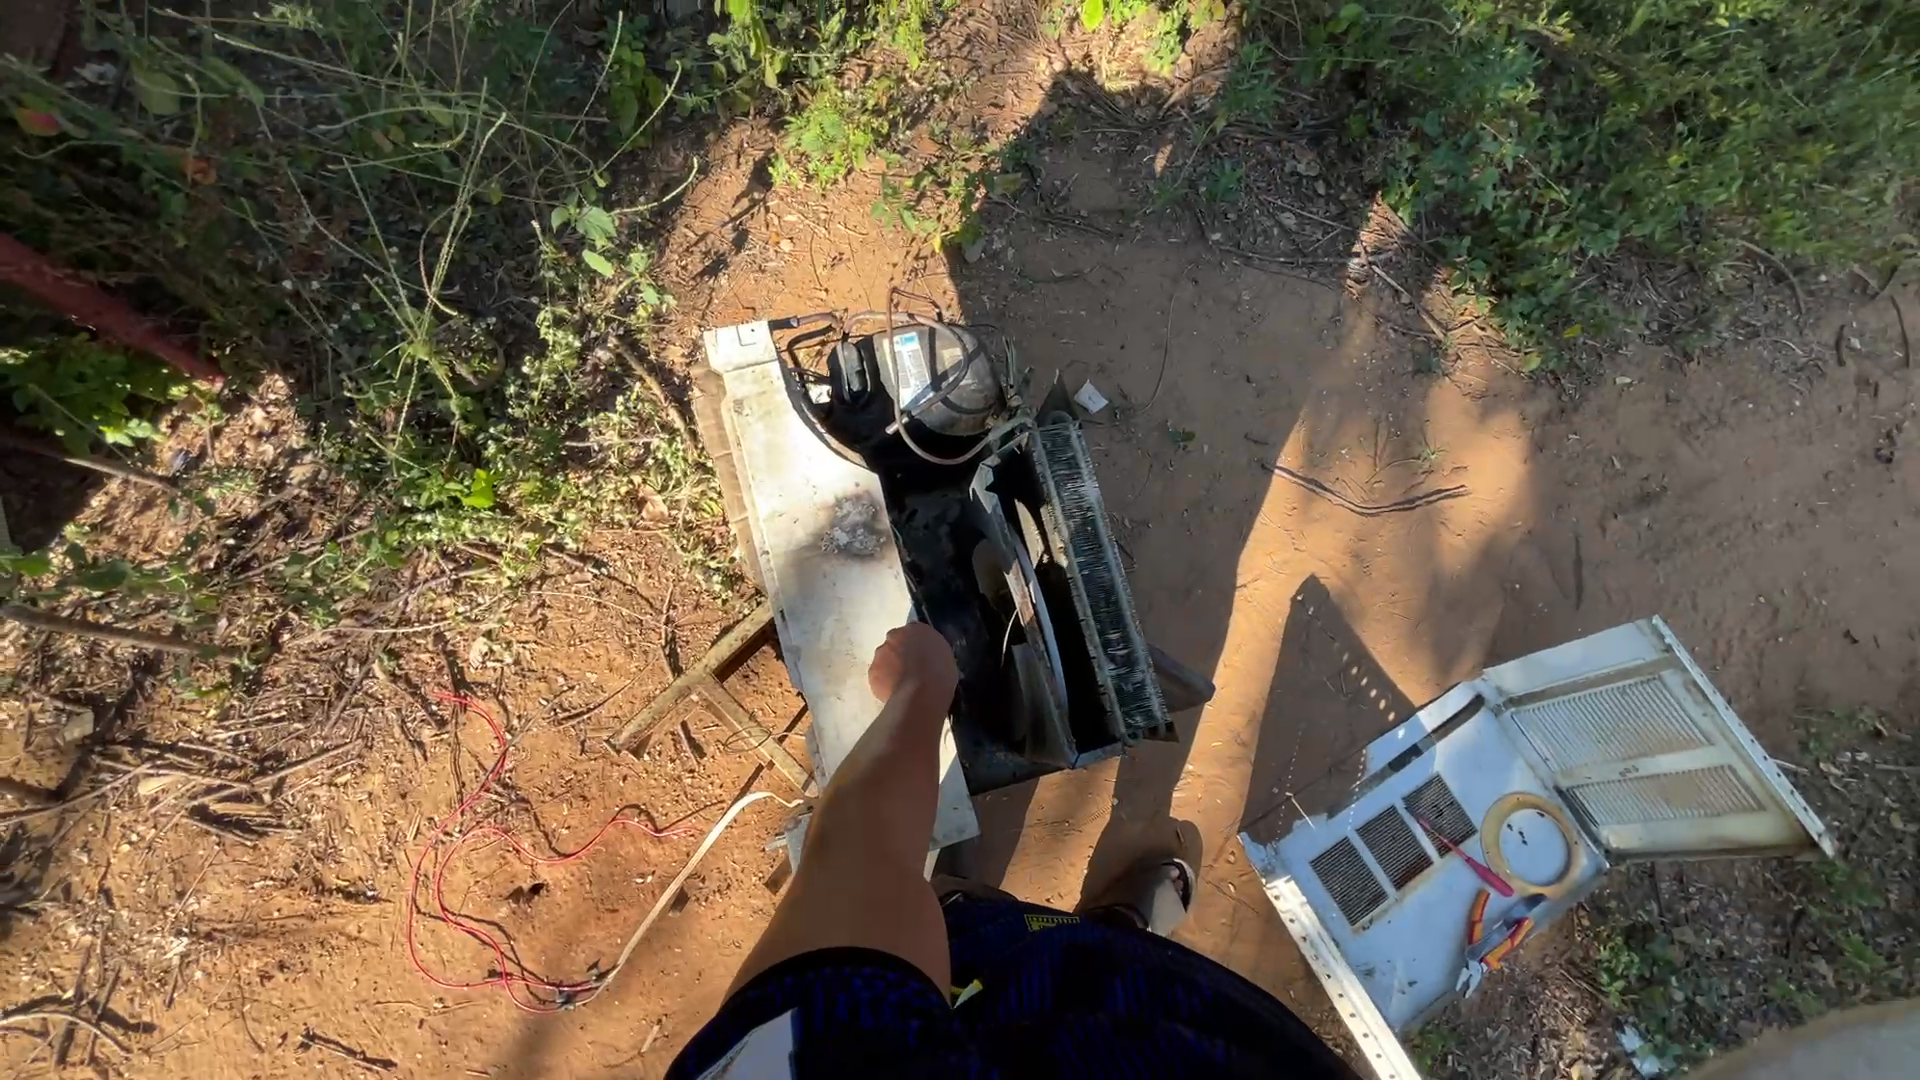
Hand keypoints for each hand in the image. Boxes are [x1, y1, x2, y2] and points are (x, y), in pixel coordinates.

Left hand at [868, 622, 957, 705]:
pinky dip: (884, 682)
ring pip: (884, 658)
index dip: (917, 646)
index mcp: (916, 629)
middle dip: (900, 653)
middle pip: (896, 642)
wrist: (921, 693)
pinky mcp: (872, 671)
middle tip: (911, 669)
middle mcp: (895, 635)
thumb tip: (928, 659)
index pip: (915, 632)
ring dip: (890, 666)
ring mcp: (880, 653)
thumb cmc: (940, 674)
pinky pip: (878, 675)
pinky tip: (895, 692)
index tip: (921, 657)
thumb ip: (932, 652)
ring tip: (902, 684)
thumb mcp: (945, 657)